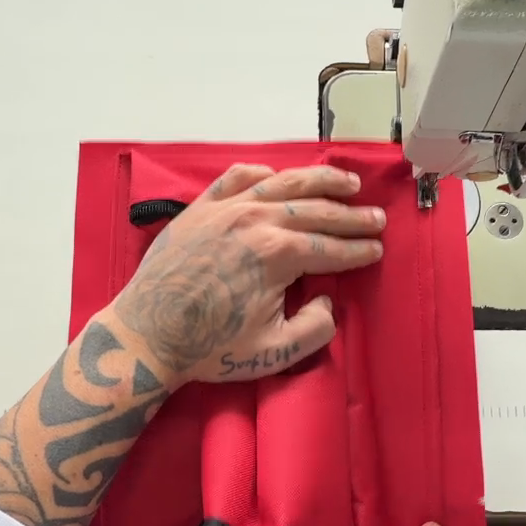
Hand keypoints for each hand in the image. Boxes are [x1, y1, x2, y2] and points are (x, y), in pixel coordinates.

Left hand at [109, 163, 385, 387]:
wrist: (147, 335)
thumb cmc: (209, 348)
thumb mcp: (274, 353)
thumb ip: (315, 329)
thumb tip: (328, 302)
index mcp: (278, 254)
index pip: (332, 248)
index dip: (359, 250)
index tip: (377, 249)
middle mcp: (256, 220)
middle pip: (317, 211)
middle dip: (352, 216)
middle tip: (376, 218)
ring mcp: (226, 208)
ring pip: (284, 183)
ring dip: (321, 181)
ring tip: (347, 182)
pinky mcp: (201, 207)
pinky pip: (237, 176)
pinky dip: (263, 172)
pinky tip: (277, 176)